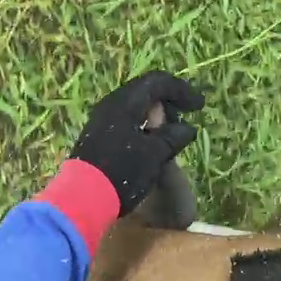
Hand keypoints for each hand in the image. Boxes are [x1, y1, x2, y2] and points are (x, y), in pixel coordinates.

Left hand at [69, 71, 204, 215]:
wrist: (81, 198)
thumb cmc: (122, 172)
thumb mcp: (154, 155)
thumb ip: (172, 137)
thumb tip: (187, 128)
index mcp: (127, 101)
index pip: (158, 82)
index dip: (181, 90)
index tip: (199, 106)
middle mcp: (112, 102)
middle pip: (146, 90)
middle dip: (169, 100)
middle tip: (186, 114)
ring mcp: (102, 117)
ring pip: (135, 104)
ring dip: (156, 113)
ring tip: (171, 131)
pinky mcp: (98, 133)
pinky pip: (126, 117)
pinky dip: (143, 123)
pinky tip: (151, 140)